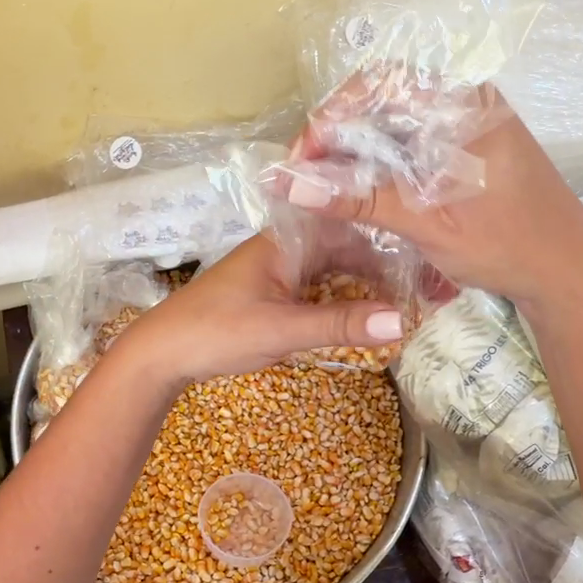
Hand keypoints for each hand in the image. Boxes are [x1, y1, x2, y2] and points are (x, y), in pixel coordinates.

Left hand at [109, 235, 403, 385]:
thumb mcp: (282, 329)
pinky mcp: (264, 296)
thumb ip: (340, 324)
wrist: (159, 354)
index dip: (387, 243)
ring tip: (398, 305)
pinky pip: (312, 290)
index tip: (423, 263)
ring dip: (359, 286)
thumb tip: (403, 321)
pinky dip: (337, 301)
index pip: (348, 228)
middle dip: (379, 268)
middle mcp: (280, 249)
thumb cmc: (216, 332)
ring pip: (328, 270)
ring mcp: (271, 273)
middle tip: (420, 291)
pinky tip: (356, 318)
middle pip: (341, 249)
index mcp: (284, 242)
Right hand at [281, 77, 582, 306]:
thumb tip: (291, 184)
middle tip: (304, 175)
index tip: (303, 157)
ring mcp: (465, 125)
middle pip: (381, 98)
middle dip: (335, 134)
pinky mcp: (463, 149)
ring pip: (391, 122)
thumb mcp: (429, 224)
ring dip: (352, 151)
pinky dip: (376, 163)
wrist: (568, 272)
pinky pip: (407, 142)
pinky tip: (357, 191)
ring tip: (322, 186)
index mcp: (464, 105)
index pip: (380, 82)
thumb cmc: (508, 245)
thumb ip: (360, 200)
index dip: (332, 113)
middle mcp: (465, 102)